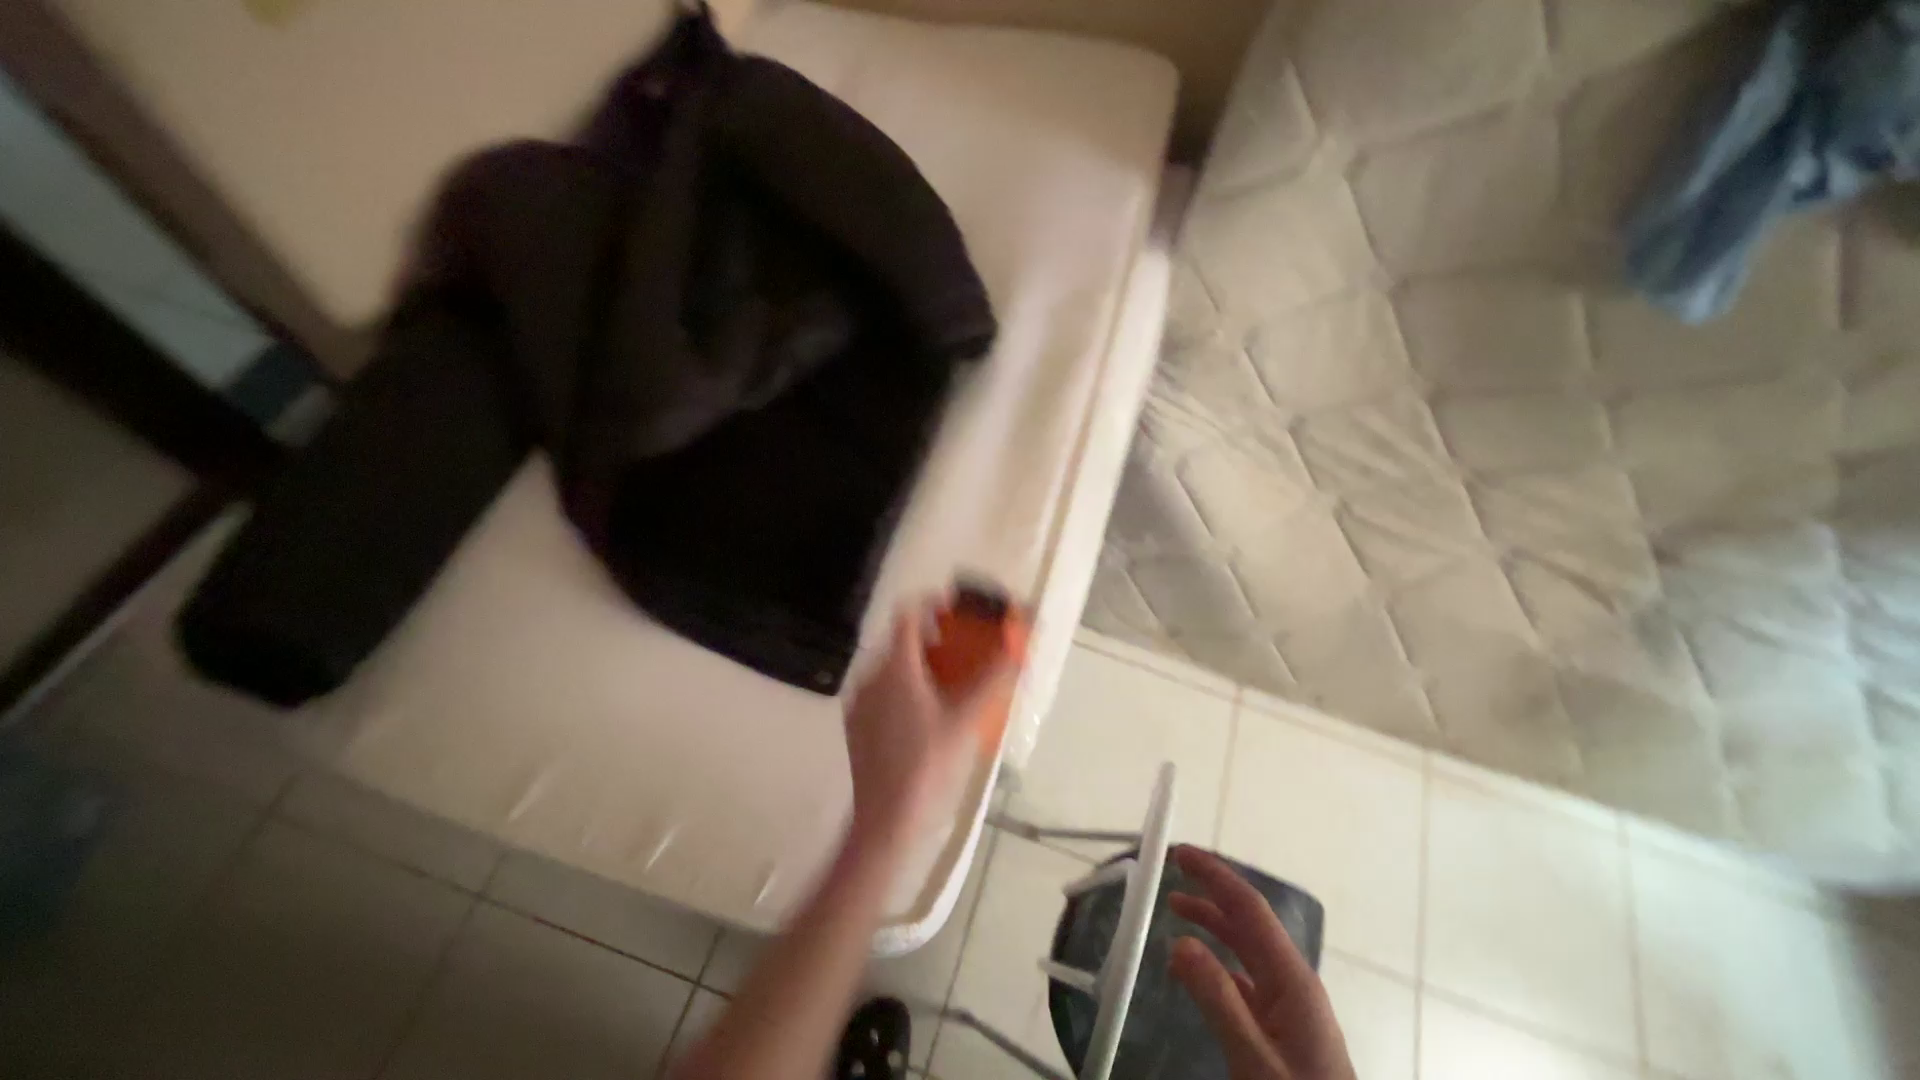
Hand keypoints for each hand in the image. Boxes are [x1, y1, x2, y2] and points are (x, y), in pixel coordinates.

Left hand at [842, 601, 1014, 843]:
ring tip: (950, 682)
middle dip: (932, 639)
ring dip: (919, 666)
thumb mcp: (967, 720)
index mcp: (895, 668)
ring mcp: (859, 703)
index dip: (932, 606)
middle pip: (900, 642)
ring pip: (890, 669)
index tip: (957, 610)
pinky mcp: (856, 727)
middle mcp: (871, 677)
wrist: (886, 820)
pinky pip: (881, 693)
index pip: (908, 615)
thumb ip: (994, 678)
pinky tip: (927, 713)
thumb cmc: (929, 765)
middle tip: (963, 648)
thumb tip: (1020, 646)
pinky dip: (904, 689)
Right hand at [1167, 847, 1356, 1079]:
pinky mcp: (1283, 1028)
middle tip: (1170, 871)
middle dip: (1211, 891)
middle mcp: (1293, 982)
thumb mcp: (1254, 1059)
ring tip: (1174, 909)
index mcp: (1293, 980)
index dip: (1216, 876)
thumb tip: (1180, 940)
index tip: (1181, 854)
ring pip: (1246, 948)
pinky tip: (1194, 967)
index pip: (1250, 910)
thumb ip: (1217, 999)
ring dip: (1212, 923)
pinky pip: (1245, 978)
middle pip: (1249, 922)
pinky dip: (1216, 961)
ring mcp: (1291, 1006)